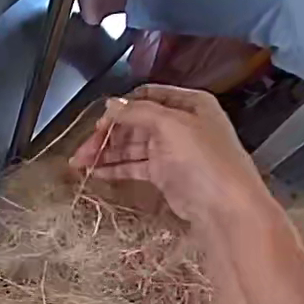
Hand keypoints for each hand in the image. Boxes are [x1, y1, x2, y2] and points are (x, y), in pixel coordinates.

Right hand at [66, 85, 273, 231]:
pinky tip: (94, 172)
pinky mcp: (163, 172)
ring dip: (104, 153)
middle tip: (82, 151)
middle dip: (106, 135)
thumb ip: (137, 113)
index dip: (119, 109)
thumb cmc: (203, 160)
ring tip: (79, 164)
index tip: (98, 124)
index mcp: (188, 105)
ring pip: (129, 146)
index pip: (145, 98)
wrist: (223, 205)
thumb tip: (109, 105)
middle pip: (133, 124)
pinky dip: (113, 167)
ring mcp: (170, 149)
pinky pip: (132, 165)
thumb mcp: (170, 126)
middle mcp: (178, 123)